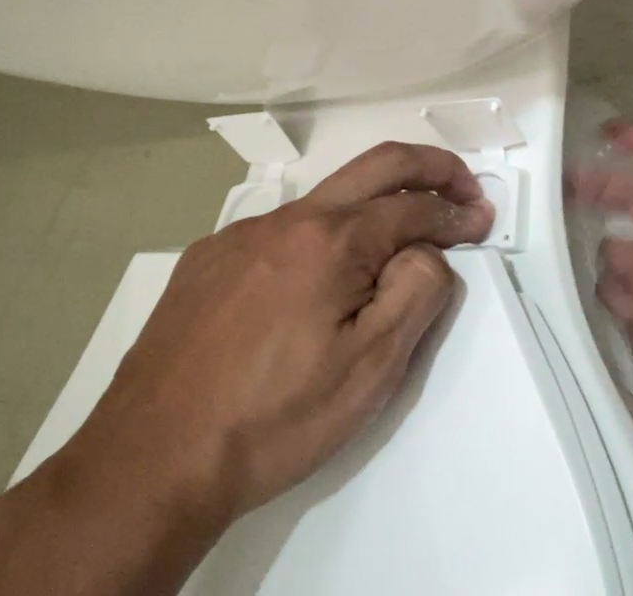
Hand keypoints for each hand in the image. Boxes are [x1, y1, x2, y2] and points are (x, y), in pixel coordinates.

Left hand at [61, 141, 493, 522]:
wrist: (149, 465)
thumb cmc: (276, 419)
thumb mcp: (373, 366)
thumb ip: (419, 289)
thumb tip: (426, 250)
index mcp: (330, 240)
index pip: (414, 207)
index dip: (458, 211)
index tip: (483, 222)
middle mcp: (284, 220)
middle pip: (376, 167)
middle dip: (431, 169)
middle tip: (463, 190)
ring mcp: (237, 238)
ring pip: (325, 200)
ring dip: (375, 206)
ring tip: (395, 248)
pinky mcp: (205, 264)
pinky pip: (281, 231)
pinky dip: (323, 237)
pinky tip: (319, 285)